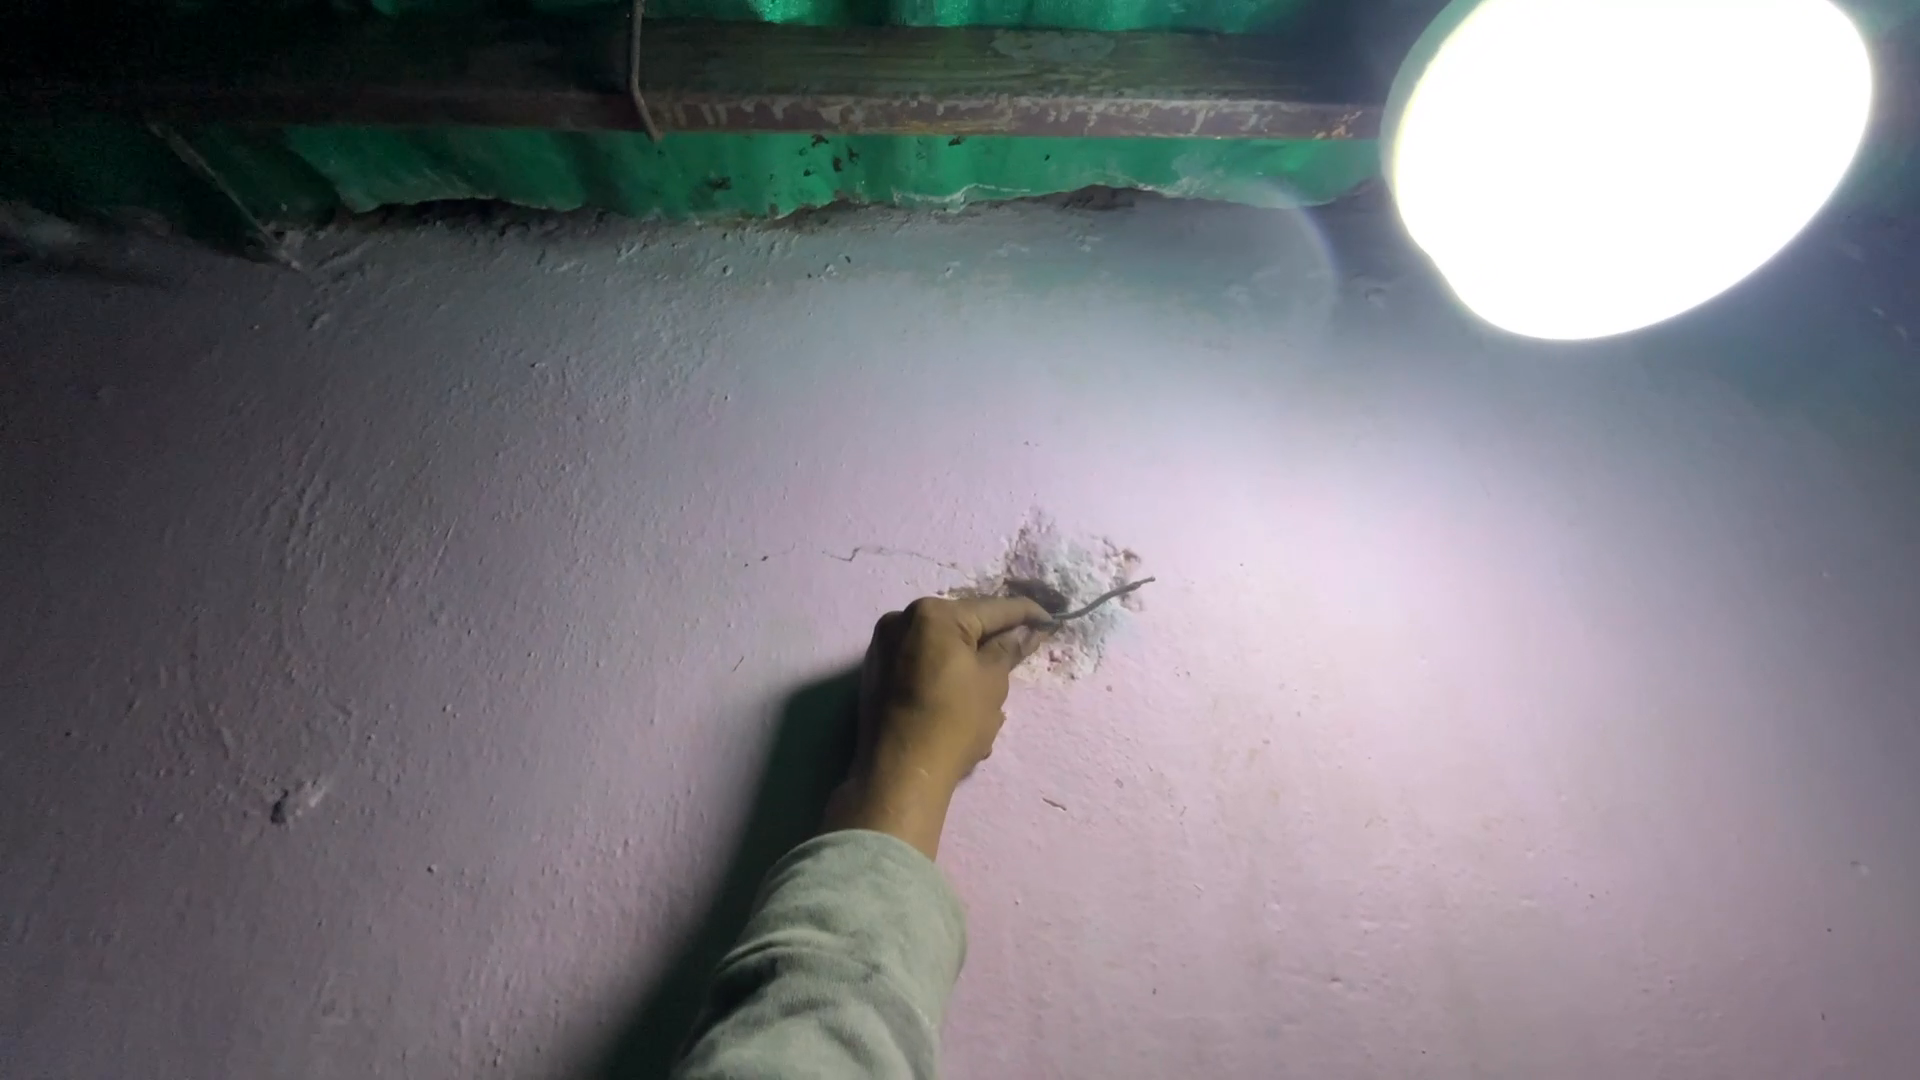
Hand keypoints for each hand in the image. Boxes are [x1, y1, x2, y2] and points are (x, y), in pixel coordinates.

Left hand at [823, 596, 1051, 857]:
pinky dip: (943, 674)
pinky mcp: (876, 671)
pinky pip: (921, 662)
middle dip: (992, 640)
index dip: (1027, 614)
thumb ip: (1010, 648)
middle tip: (1023, 652)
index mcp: (933, 614)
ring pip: (940, 646)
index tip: (1051, 619)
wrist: (899, 773)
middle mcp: (902, 619)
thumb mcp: (992, 682)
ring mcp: (884, 645)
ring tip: (992, 690)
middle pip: (962, 625)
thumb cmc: (953, 722)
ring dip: (968, 661)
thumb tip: (1029, 629)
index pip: (992, 609)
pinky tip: (962, 699)